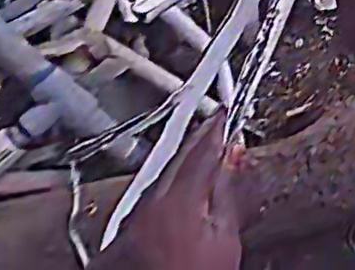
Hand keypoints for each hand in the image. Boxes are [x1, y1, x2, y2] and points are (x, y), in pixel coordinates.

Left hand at [92, 115, 241, 269]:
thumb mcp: (225, 241)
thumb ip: (229, 192)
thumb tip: (234, 156)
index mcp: (178, 198)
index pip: (202, 148)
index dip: (218, 127)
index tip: (228, 112)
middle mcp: (149, 202)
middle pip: (178, 158)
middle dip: (199, 142)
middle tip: (218, 128)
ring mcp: (131, 221)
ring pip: (162, 177)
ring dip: (182, 164)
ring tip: (203, 158)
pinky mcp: (120, 239)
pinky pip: (148, 199)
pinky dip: (167, 189)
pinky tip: (180, 194)